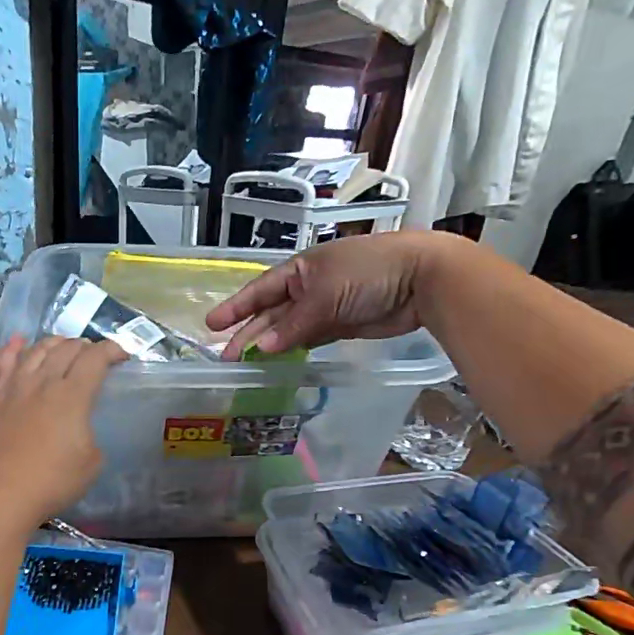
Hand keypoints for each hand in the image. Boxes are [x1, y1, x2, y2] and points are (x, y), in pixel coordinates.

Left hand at [0, 335, 125, 529]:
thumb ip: (90, 436)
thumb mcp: (91, 464)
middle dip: (85, 346)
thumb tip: (80, 429)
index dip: (112, 350)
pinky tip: (20, 340)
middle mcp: (43, 382)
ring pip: (37, 350)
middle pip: (66, 349)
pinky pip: (4, 363)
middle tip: (94, 355)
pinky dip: (14, 348)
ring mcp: (14, 387)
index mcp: (72, 395)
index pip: (95, 359)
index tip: (122, 355)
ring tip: (64, 345)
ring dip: (55, 343)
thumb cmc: (49, 483)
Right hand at [206, 232, 454, 359]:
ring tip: (246, 364)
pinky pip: (309, 338)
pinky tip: (277, 361)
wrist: (422, 278)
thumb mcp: (325, 293)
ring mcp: (324, 307)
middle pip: (271, 313)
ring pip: (288, 329)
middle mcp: (308, 287)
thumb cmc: (369, 271)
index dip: (235, 307)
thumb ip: (293, 324)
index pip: (259, 290)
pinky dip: (293, 349)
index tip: (211, 325)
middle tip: (225, 357)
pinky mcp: (341, 325)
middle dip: (248, 333)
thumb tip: (261, 349)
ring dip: (268, 345)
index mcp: (300, 269)